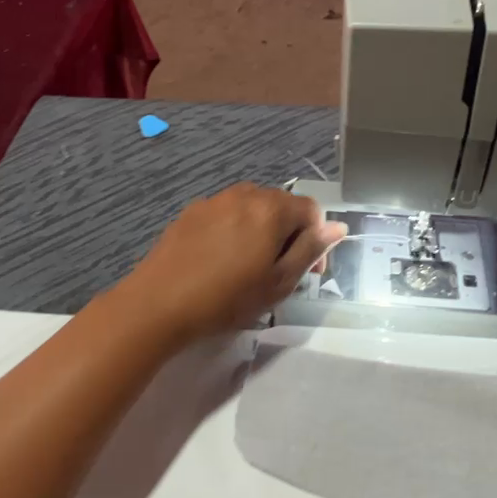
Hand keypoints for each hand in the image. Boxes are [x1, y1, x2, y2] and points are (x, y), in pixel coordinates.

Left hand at [111, 184, 345, 345]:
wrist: (158, 303)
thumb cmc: (227, 298)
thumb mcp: (278, 282)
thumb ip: (310, 250)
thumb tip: (337, 227)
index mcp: (271, 208)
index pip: (311, 210)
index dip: (317, 240)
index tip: (308, 273)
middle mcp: (244, 194)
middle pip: (280, 206)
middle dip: (289, 234)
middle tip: (280, 273)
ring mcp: (213, 201)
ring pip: (251, 210)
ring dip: (261, 232)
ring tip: (249, 268)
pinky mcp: (190, 213)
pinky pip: (225, 216)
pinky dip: (233, 232)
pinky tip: (220, 263)